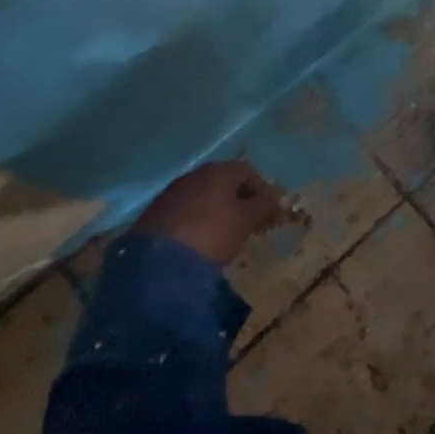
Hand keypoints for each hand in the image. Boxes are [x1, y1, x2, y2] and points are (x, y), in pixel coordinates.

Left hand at [131, 161, 293, 265]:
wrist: (157, 263)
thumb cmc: (212, 234)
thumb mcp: (245, 222)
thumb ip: (265, 207)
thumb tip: (280, 200)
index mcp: (219, 171)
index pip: (248, 171)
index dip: (262, 189)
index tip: (268, 212)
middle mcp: (194, 174)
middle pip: (224, 181)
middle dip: (239, 199)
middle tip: (248, 223)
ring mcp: (172, 192)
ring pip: (203, 195)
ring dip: (217, 209)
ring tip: (224, 234)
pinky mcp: (154, 213)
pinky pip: (184, 209)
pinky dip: (196, 219)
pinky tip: (199, 239)